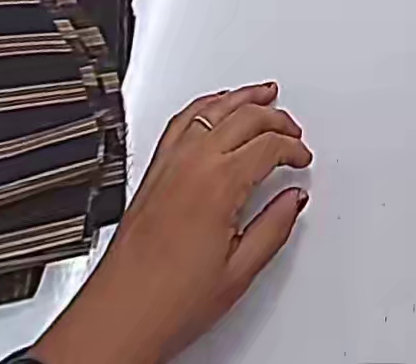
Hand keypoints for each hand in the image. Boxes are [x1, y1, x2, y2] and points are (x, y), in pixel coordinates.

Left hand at [32, 84, 312, 363]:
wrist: (114, 322)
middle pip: (246, 117)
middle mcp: (193, 163)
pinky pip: (184, 119)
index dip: (293, 148)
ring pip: (214, 108)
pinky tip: (216, 104)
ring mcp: (170, 162)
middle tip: (293, 132)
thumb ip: (274, 228)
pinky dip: (206, 104)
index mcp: (219, 184)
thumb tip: (294, 198)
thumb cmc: (166, 305)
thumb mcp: (238, 273)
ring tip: (265, 93)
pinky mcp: (154, 169)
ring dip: (244, 97)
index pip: (268, 145)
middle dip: (277, 119)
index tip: (301, 159)